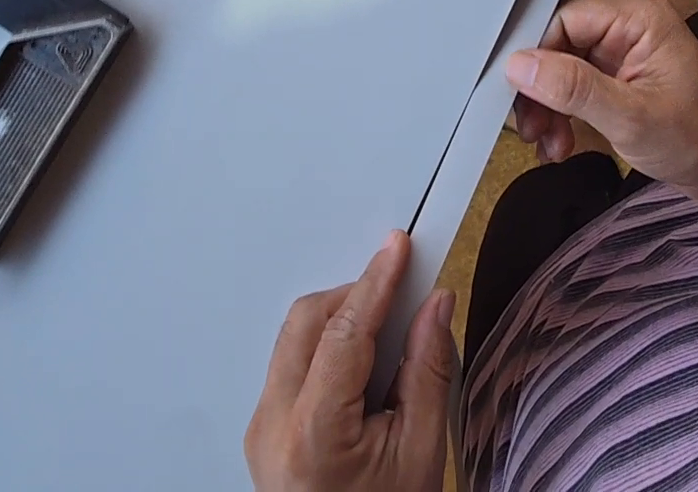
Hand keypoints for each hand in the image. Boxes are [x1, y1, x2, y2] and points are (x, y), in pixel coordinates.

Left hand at [245, 231, 454, 491]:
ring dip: (343, 317)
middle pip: (308, 320)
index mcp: (313, 434)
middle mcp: (273, 425)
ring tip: (388, 341)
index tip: (397, 247)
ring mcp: (262, 425)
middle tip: (402, 289)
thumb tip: (435, 304)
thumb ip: (428, 369)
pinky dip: (330, 342)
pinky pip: (293, 358)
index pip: (346, 331)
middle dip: (356, 295)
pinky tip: (365, 365)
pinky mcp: (264, 425)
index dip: (377, 281)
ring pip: (297, 334)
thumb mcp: (423, 451)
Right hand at [505, 0, 697, 200]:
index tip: (517, 95)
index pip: (565, 19)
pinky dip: (565, 115)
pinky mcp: (622, 79)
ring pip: (564, 68)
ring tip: (547, 145)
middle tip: (530, 129)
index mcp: (637, 18)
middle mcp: (629, 27)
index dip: (537, 55)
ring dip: (550, 107)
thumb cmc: (697, 139)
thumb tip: (517, 65)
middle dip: (542, 88)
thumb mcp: (631, 117)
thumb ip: (574, 88)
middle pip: (561, 44)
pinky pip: (578, 87)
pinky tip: (560, 144)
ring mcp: (625, 53)